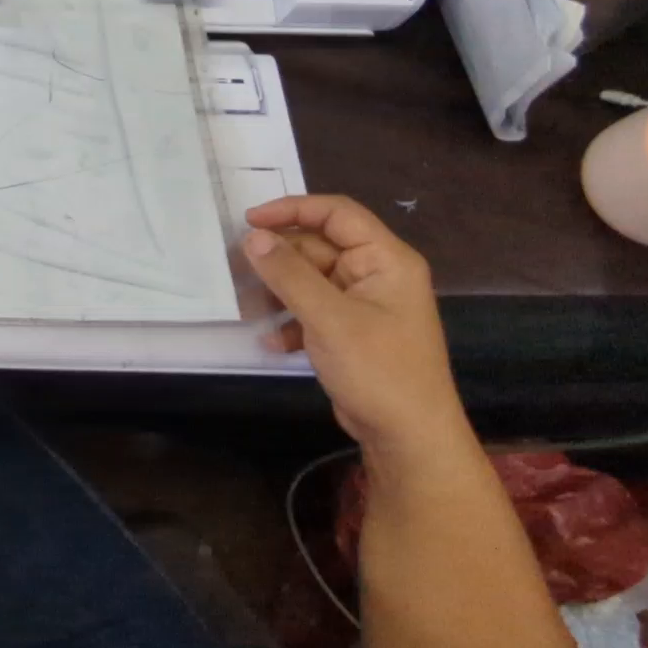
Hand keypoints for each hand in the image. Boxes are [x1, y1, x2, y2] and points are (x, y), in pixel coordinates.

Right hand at [242, 195, 467, 455]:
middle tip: (238, 267)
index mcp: (386, 261)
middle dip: (279, 256)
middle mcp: (376, 274)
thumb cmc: (378, 370)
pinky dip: (289, 320)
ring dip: (278, 289)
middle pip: (317, 245)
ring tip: (251, 305)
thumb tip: (252, 237)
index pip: (336, 213)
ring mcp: (363, 303)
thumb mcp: (328, 318)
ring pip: (308, 277)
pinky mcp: (350, 329)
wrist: (408, 438)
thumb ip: (288, 273)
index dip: (292, 210)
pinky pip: (310, 307)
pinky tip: (272, 341)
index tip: (248, 221)